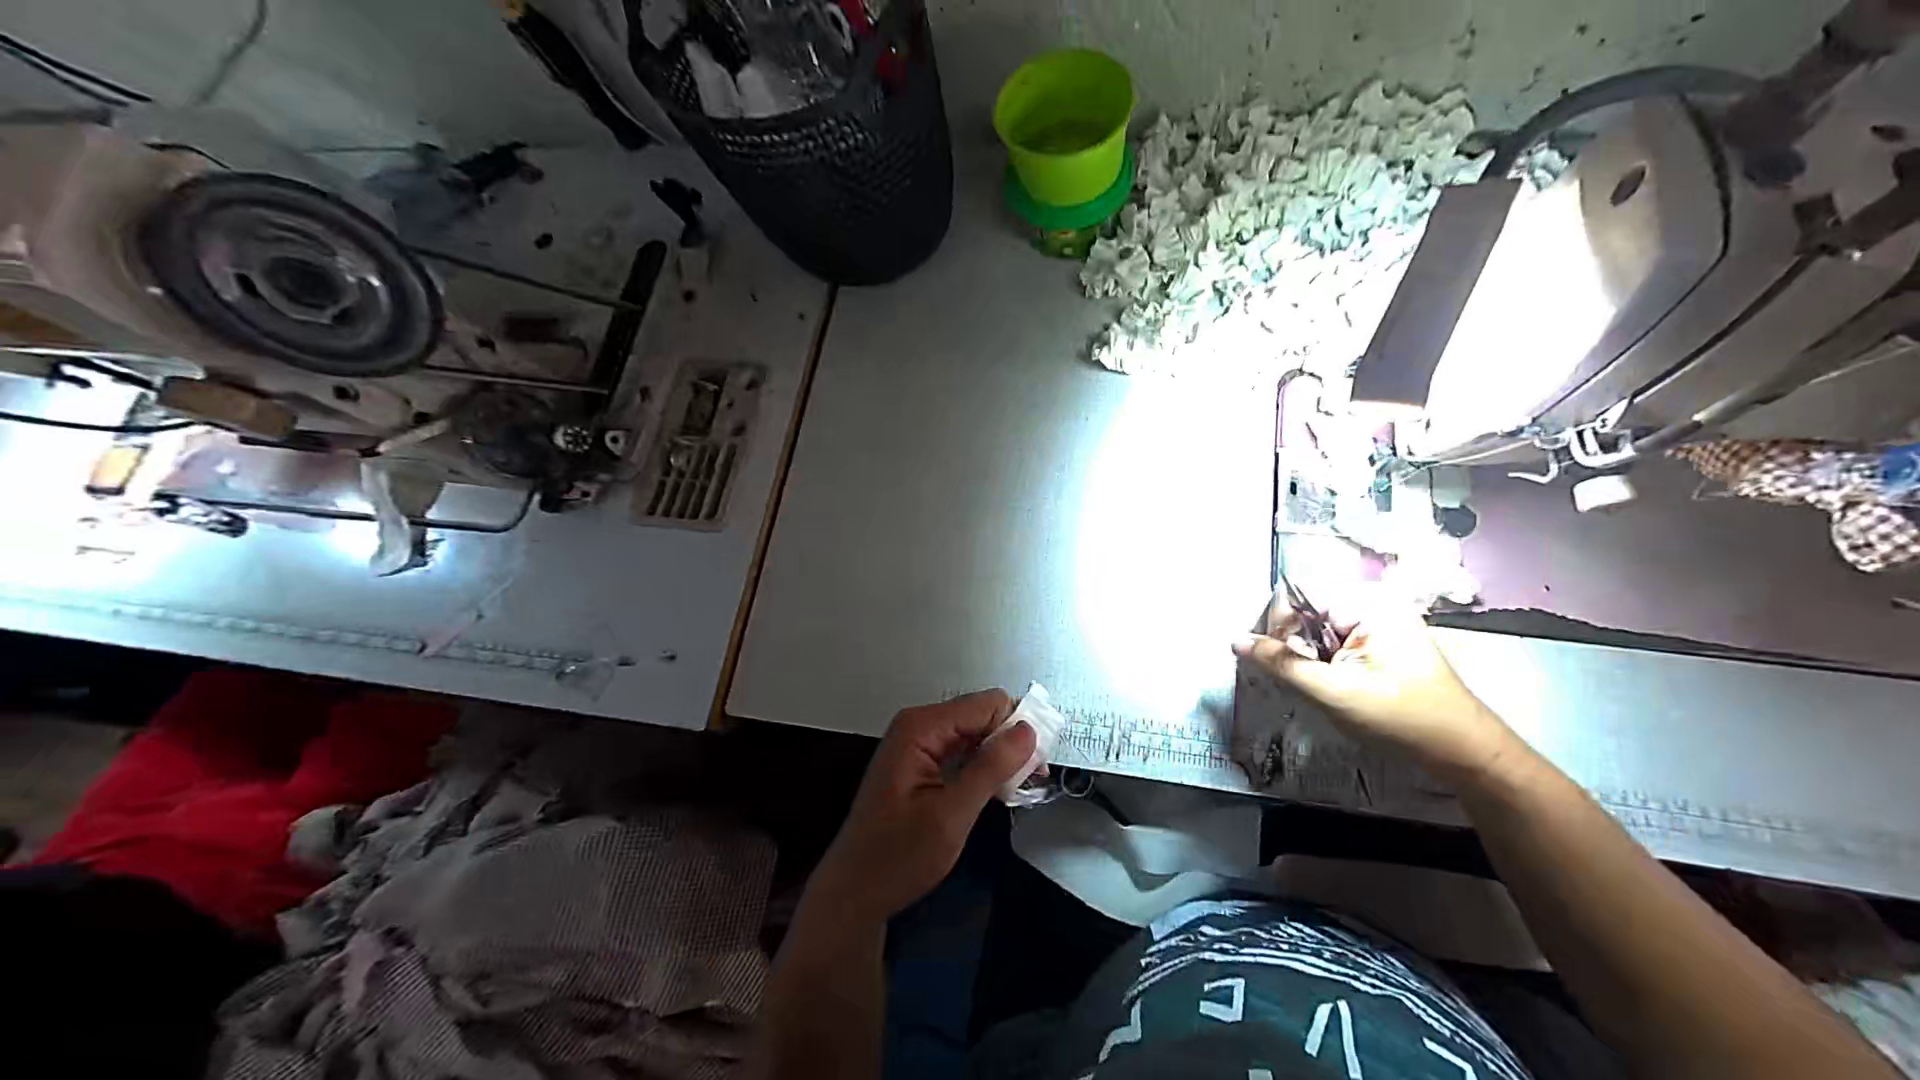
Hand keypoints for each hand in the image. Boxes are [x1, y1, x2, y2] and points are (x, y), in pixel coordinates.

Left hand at [807, 690, 1036, 922]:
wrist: (855, 891)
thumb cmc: (897, 857)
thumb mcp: (951, 815)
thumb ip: (990, 768)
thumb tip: (1028, 731)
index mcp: (920, 727)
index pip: (986, 704)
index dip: (1017, 728)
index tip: (1038, 764)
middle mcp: (918, 725)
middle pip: (982, 715)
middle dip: (1010, 742)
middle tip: (1032, 780)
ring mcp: (918, 743)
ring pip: (976, 733)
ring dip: (1000, 757)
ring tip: (1018, 789)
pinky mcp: (921, 761)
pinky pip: (963, 750)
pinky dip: (983, 767)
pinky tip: (997, 791)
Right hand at [1233, 591, 1515, 780]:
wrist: (1461, 750)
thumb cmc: (1402, 718)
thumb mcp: (1331, 692)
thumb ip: (1280, 662)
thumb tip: (1237, 640)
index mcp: (1366, 602)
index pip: (1296, 591)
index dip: (1278, 624)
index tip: (1283, 660)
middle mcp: (1371, 601)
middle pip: (1302, 608)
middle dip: (1293, 643)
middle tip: (1307, 678)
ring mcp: (1375, 620)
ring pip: (1313, 626)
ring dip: (1306, 655)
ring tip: (1324, 685)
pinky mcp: (1376, 638)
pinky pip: (1329, 638)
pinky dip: (1321, 661)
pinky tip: (1333, 684)